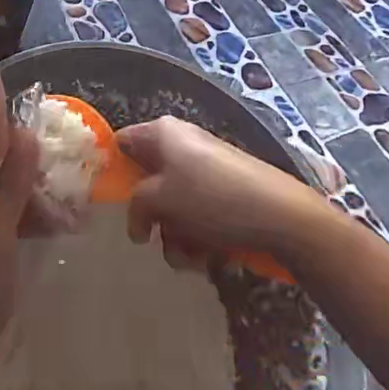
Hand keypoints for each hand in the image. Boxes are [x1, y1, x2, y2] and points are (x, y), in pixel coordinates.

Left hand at [0, 48, 40, 361]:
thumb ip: (12, 182)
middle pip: (5, 145)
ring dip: (42, 175)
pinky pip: (25, 204)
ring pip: (19, 177)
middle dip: (26, 127)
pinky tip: (65, 221)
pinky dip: (44, 205)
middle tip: (55, 117)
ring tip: (72, 186)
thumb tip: (26, 131)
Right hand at [116, 117, 328, 266]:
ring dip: (177, 236)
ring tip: (192, 255)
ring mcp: (206, 167)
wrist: (279, 213)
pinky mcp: (225, 190)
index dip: (113, 172)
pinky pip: (198, 214)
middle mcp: (182, 144)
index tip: (109, 204)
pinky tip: (210, 255)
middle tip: (158, 238)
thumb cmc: (211, 198)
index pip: (122, 143)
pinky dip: (199, 237)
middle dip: (153, 218)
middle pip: (149, 182)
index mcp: (163, 133)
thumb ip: (136, 206)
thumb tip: (137, 225)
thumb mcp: (160, 200)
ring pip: (173, 206)